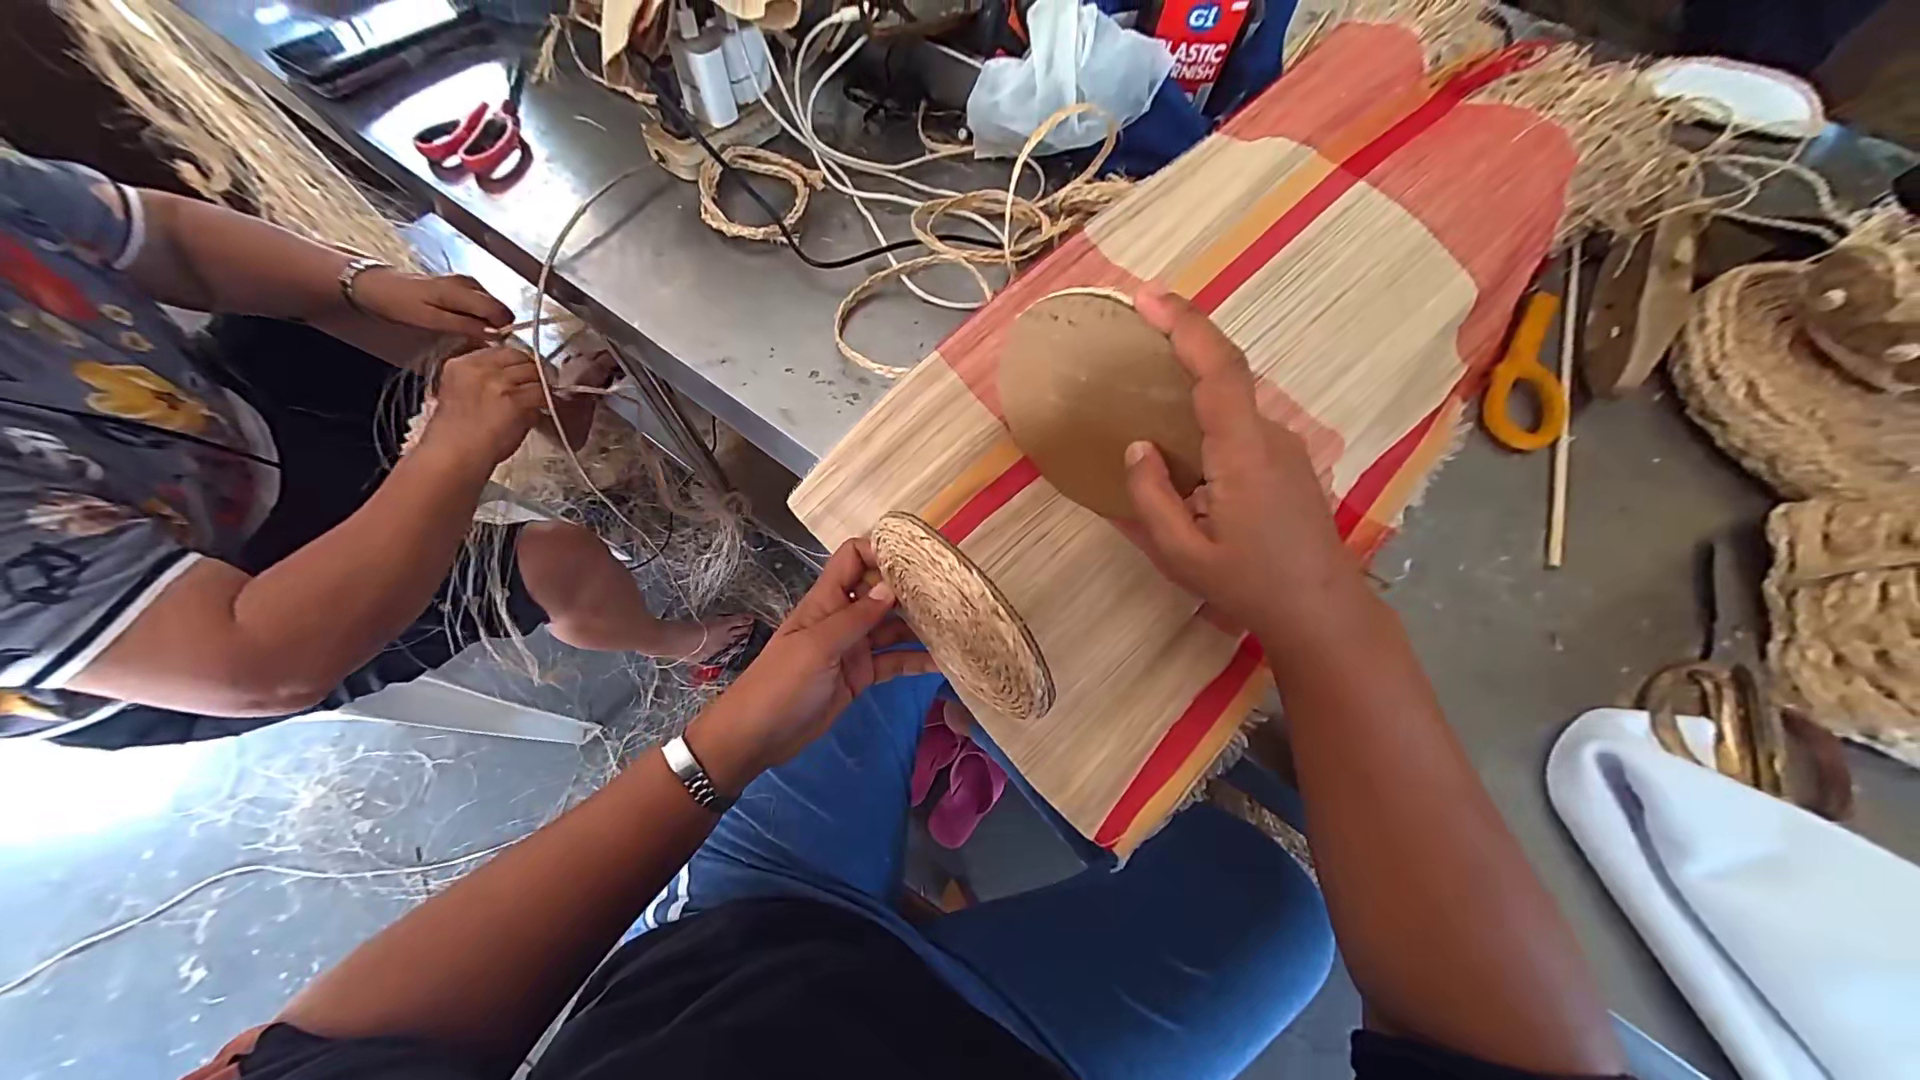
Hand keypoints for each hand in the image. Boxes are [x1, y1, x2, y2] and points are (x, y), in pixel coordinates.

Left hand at [350, 268, 512, 341]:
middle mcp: (470, 284)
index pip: (502, 312)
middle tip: (477, 338)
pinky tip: (463, 321)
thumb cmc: (398, 303)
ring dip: (488, 321)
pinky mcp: (463, 285)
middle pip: (501, 309)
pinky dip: (480, 315)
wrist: (372, 284)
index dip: (503, 329)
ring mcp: (467, 283)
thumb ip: (465, 326)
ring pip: (494, 307)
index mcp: (463, 291)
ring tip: (467, 330)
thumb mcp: (430, 320)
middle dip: (496, 326)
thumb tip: (496, 333)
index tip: (492, 341)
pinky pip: (484, 303)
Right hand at [418, 346, 546, 465]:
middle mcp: (480, 368)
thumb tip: (515, 379)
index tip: (525, 372)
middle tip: (540, 383)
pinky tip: (545, 409)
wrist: (456, 450)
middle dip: (534, 370)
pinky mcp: (516, 399)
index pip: (501, 350)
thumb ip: (485, 380)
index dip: (518, 361)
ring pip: (535, 373)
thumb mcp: (461, 392)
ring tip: (543, 397)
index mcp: (462, 364)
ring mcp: (499, 382)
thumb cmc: (458, 430)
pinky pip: (542, 393)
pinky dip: (547, 401)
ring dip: (542, 385)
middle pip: (521, 357)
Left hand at [685, 539, 936, 793]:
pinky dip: (916, 660)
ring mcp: (854, 646)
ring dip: (920, 626)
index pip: (853, 558)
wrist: (758, 737)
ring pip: (893, 627)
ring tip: (955, 625)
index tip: (914, 559)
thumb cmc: (781, 684)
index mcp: (827, 600)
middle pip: (881, 591)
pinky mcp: (862, 674)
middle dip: (910, 589)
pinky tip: (942, 661)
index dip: (880, 552)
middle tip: (948, 593)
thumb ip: (856, 618)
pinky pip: (894, 660)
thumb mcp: (818, 646)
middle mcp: (843, 617)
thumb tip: (891, 587)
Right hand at [1123, 286, 1365, 643]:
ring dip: (1194, 377)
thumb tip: (1137, 447)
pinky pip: (1241, 423)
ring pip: (1234, 400)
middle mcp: (1270, 437)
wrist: (1322, 610)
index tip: (1148, 298)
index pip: (1219, 371)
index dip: (1186, 325)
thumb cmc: (1249, 586)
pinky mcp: (1287, 462)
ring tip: (1151, 375)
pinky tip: (1183, 438)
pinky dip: (1208, 411)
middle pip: (1228, 372)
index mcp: (1243, 454)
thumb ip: (1151, 497)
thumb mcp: (1182, 553)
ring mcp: (1285, 447)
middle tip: (1139, 322)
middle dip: (1185, 338)